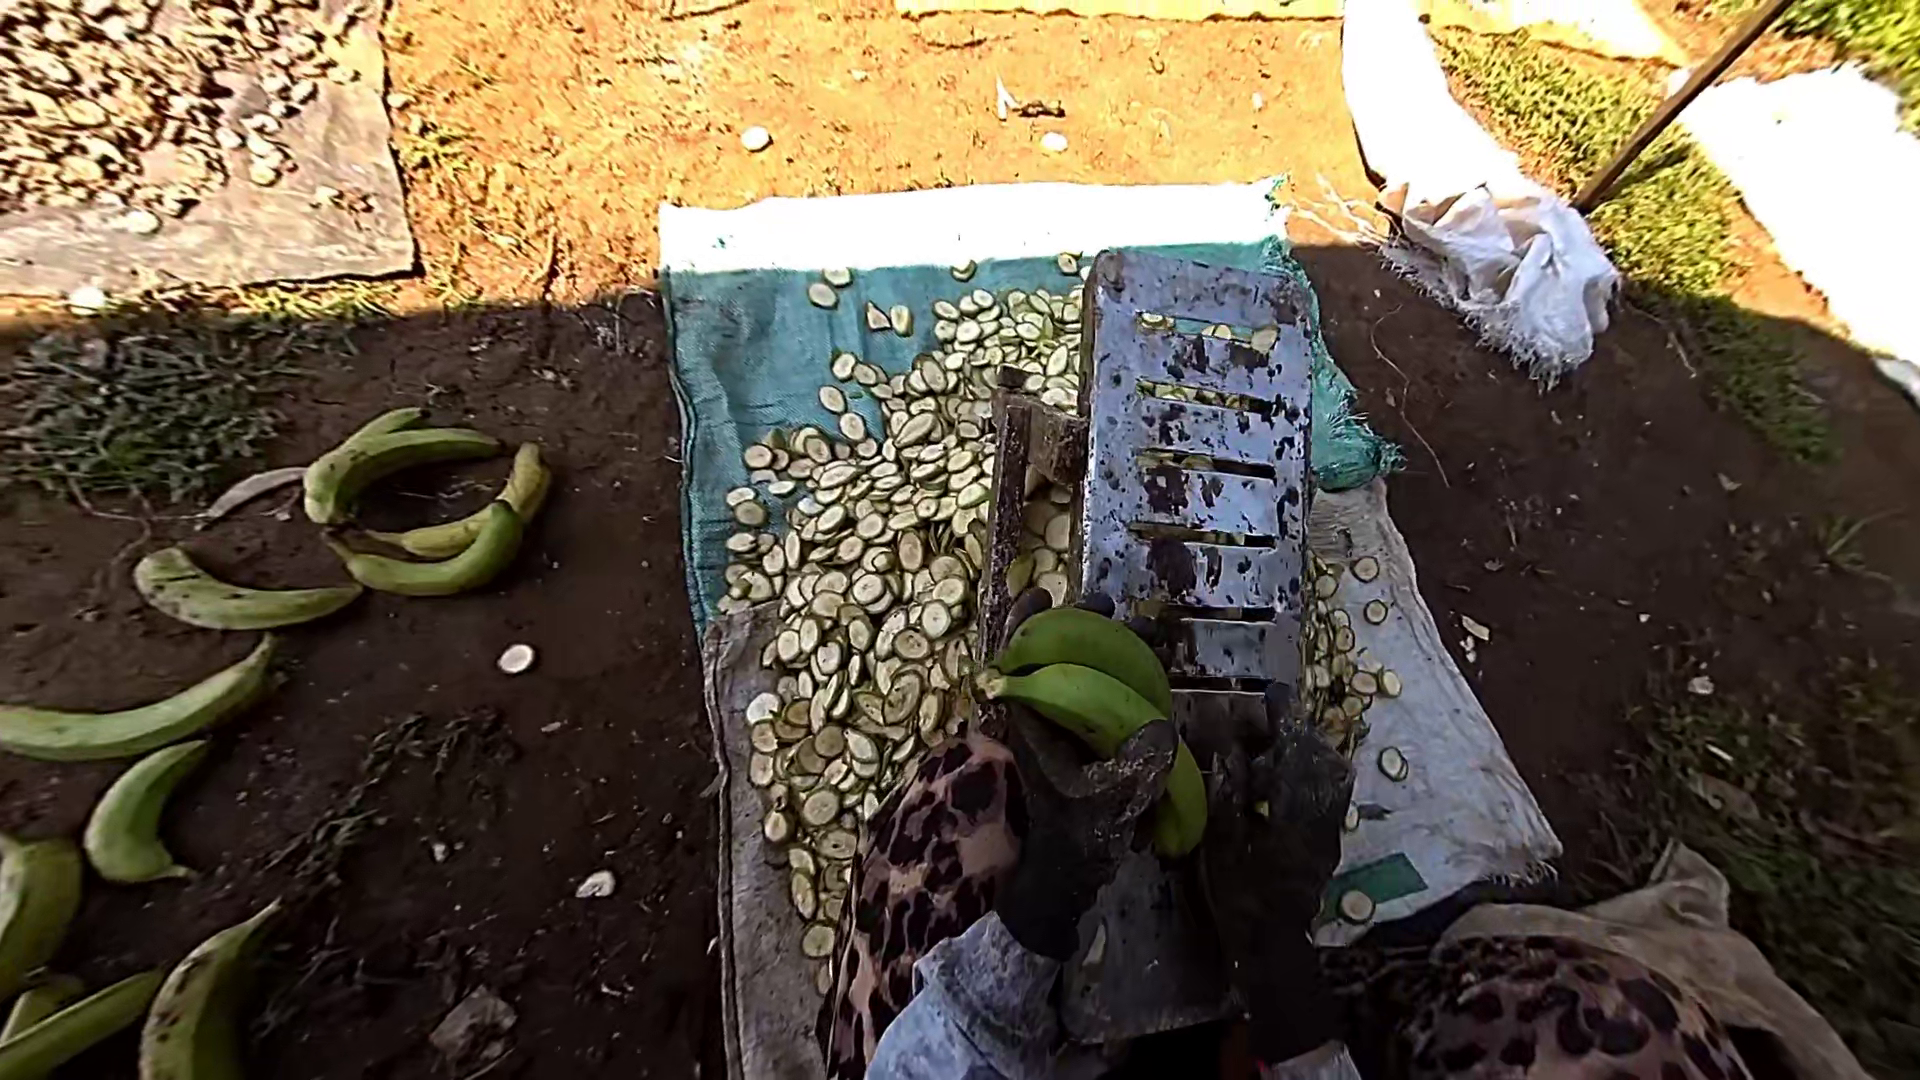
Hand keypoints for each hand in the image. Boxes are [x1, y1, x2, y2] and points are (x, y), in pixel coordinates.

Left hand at [993, 589, 1176, 959]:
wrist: (1071, 871)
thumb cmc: (1076, 837)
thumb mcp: (1105, 806)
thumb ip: (1132, 772)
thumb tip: (1162, 728)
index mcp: (1030, 721)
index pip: (1015, 659)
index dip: (1022, 623)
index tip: (1041, 594)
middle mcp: (1042, 713)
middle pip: (1050, 653)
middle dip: (1077, 625)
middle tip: (1109, 607)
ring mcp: (1063, 722)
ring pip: (1078, 670)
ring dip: (1106, 646)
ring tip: (1141, 629)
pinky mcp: (1083, 735)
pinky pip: (1098, 691)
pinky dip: (1120, 673)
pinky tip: (1148, 670)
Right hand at [1198, 683, 1353, 1062]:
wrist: (1272, 943)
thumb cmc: (1241, 892)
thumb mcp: (1223, 841)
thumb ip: (1228, 792)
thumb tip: (1227, 748)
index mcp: (1291, 815)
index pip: (1292, 754)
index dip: (1283, 720)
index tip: (1272, 691)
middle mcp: (1319, 818)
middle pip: (1315, 760)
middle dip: (1293, 730)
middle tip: (1266, 714)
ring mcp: (1328, 830)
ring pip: (1325, 776)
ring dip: (1302, 749)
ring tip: (1274, 737)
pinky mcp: (1326, 840)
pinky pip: (1326, 794)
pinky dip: (1309, 771)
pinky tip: (1286, 771)